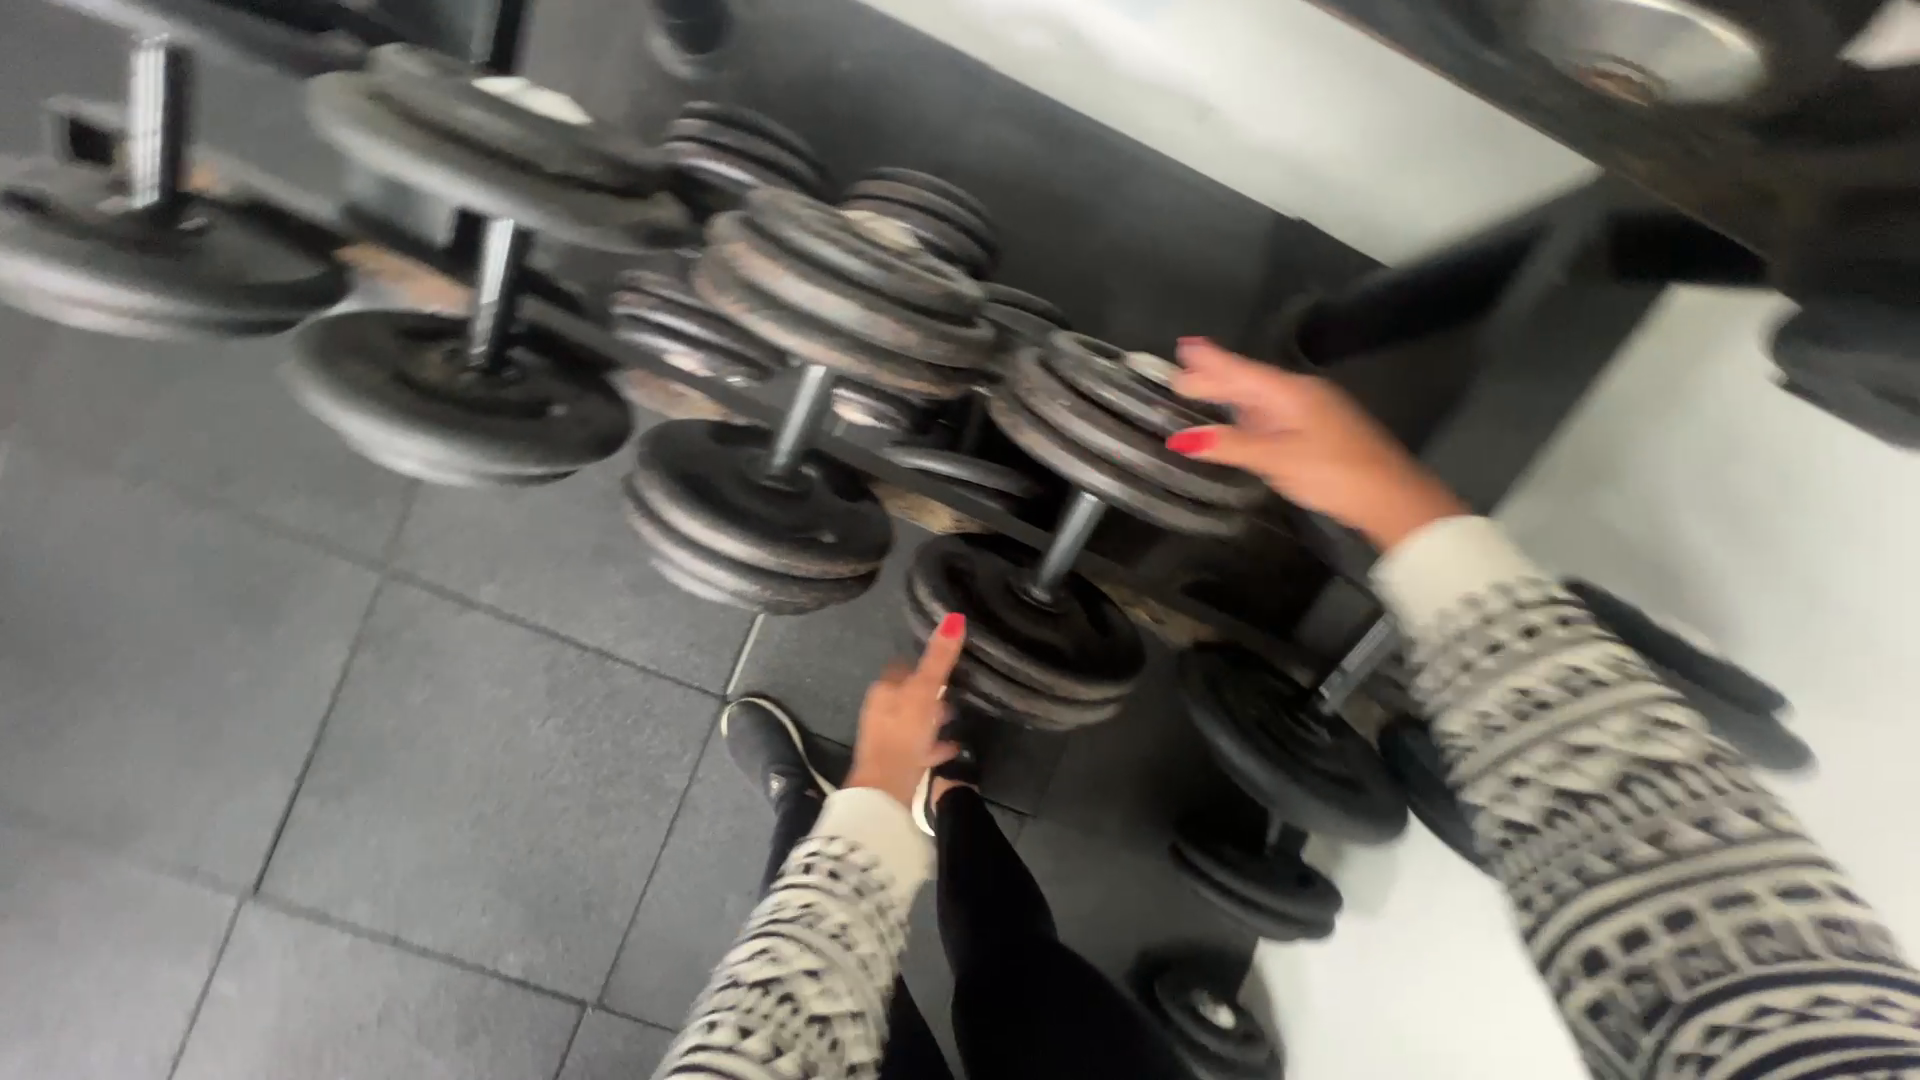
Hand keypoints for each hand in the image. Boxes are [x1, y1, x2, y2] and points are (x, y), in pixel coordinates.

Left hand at [845, 613, 966, 806]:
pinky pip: (919, 747)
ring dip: (932, 719)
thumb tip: (955, 617)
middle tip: (954, 691)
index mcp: (883, 690)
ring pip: (913, 721)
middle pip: (908, 695)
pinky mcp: (897, 761)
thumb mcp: (925, 691)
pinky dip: (934, 745)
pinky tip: (952, 747)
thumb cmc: (904, 732)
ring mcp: (887, 737)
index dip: (922, 664)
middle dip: (930, 693)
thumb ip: (939, 658)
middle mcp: (881, 711)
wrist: (887, 786)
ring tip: (956, 717)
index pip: (902, 667)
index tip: (943, 665)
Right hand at [1165, 338, 1468, 551]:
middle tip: (1182, 371)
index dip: (1212, 361)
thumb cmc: (1334, 472)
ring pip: (1260, 398)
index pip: (1241, 372)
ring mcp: (1311, 412)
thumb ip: (1230, 445)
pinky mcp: (1317, 431)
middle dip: (1215, 377)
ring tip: (1200, 388)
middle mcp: (1300, 395)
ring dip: (1230, 394)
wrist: (1391, 496)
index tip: (1184, 347)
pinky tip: (1239, 418)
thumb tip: (1182, 438)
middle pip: (1249, 383)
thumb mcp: (1277, 458)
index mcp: (1290, 393)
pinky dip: (1247, 412)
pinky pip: (1271, 413)